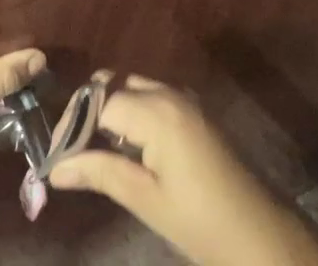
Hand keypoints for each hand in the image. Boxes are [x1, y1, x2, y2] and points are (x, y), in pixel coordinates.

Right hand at [47, 75, 317, 265]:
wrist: (262, 234)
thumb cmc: (200, 220)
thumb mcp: (146, 199)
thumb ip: (100, 173)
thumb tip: (55, 168)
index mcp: (157, 112)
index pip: (98, 101)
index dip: (72, 125)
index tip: (56, 155)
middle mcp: (171, 94)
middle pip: (115, 83)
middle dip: (89, 109)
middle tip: (71, 147)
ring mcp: (187, 101)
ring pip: (134, 87)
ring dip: (110, 110)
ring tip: (92, 148)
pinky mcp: (196, 114)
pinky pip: (154, 97)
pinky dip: (133, 112)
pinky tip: (126, 146)